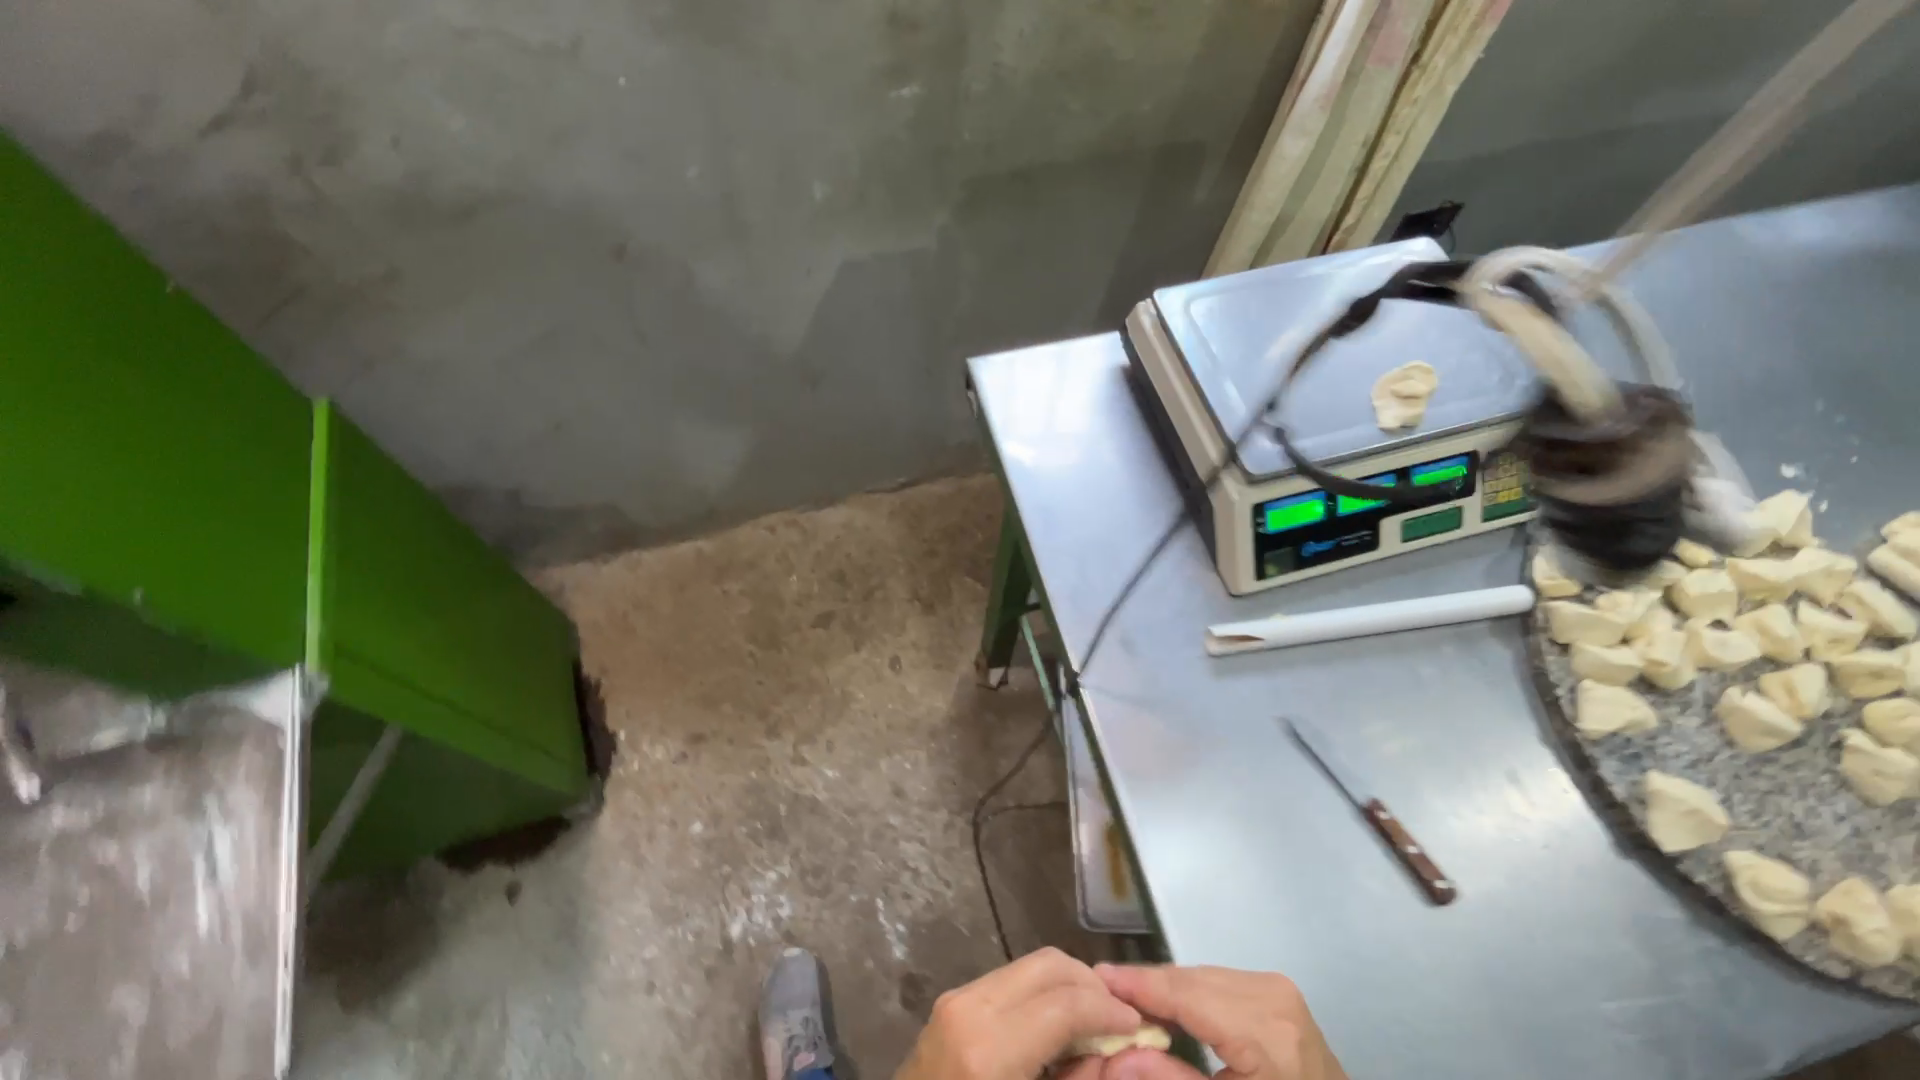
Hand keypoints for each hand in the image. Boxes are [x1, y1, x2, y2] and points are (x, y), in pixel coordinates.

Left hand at [893, 947, 1142, 1079]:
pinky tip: (1058, 1024)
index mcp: (990, 1048)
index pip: (1066, 1003)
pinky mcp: (952, 1001)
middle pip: (1049, 965)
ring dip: (1068, 985)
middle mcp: (971, 1007)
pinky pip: (1010, 980)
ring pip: (1030, 966)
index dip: (1110, 1011)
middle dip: (1091, 985)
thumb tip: (1115, 1049)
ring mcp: (956, 998)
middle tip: (1118, 1017)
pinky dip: (1042, 992)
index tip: (1140, 1026)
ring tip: (1092, 1022)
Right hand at [1091, 965, 1347, 1079]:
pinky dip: (1186, 990)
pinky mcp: (1275, 988)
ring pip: (1201, 975)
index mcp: (1265, 1031)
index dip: (1139, 985)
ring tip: (1124, 998)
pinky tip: (1163, 1004)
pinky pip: (1216, 981)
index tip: (1096, 977)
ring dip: (1163, 986)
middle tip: (1099, 991)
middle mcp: (1271, 995)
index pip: (1188, 995)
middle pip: (1191, 979)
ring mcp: (1276, 987)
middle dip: (1145, 984)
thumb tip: (1117, 1053)